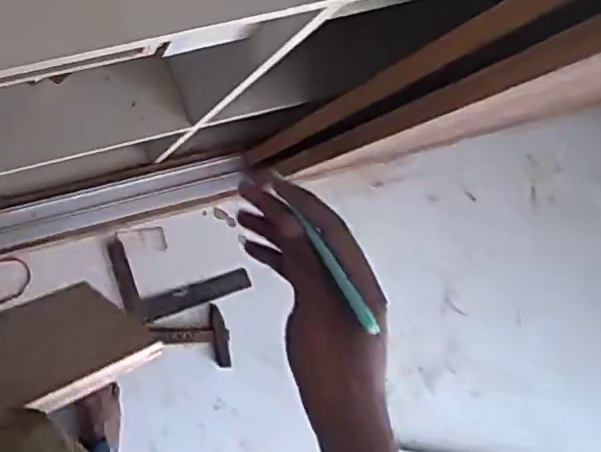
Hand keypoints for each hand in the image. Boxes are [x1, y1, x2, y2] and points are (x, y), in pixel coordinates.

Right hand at [238, 173, 392, 451]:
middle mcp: (349, 280)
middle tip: (247, 191)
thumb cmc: (333, 369)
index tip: (269, 182)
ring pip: (301, 250)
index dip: (298, 200)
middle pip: (313, 234)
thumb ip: (303, 262)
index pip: (328, 225)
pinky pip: (297, 270)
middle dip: (280, 211)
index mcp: (358, 278)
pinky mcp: (321, 306)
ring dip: (273, 231)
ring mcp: (335, 293)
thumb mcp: (315, 310)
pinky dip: (275, 256)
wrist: (343, 419)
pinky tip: (252, 248)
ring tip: (242, 216)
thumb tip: (287, 219)